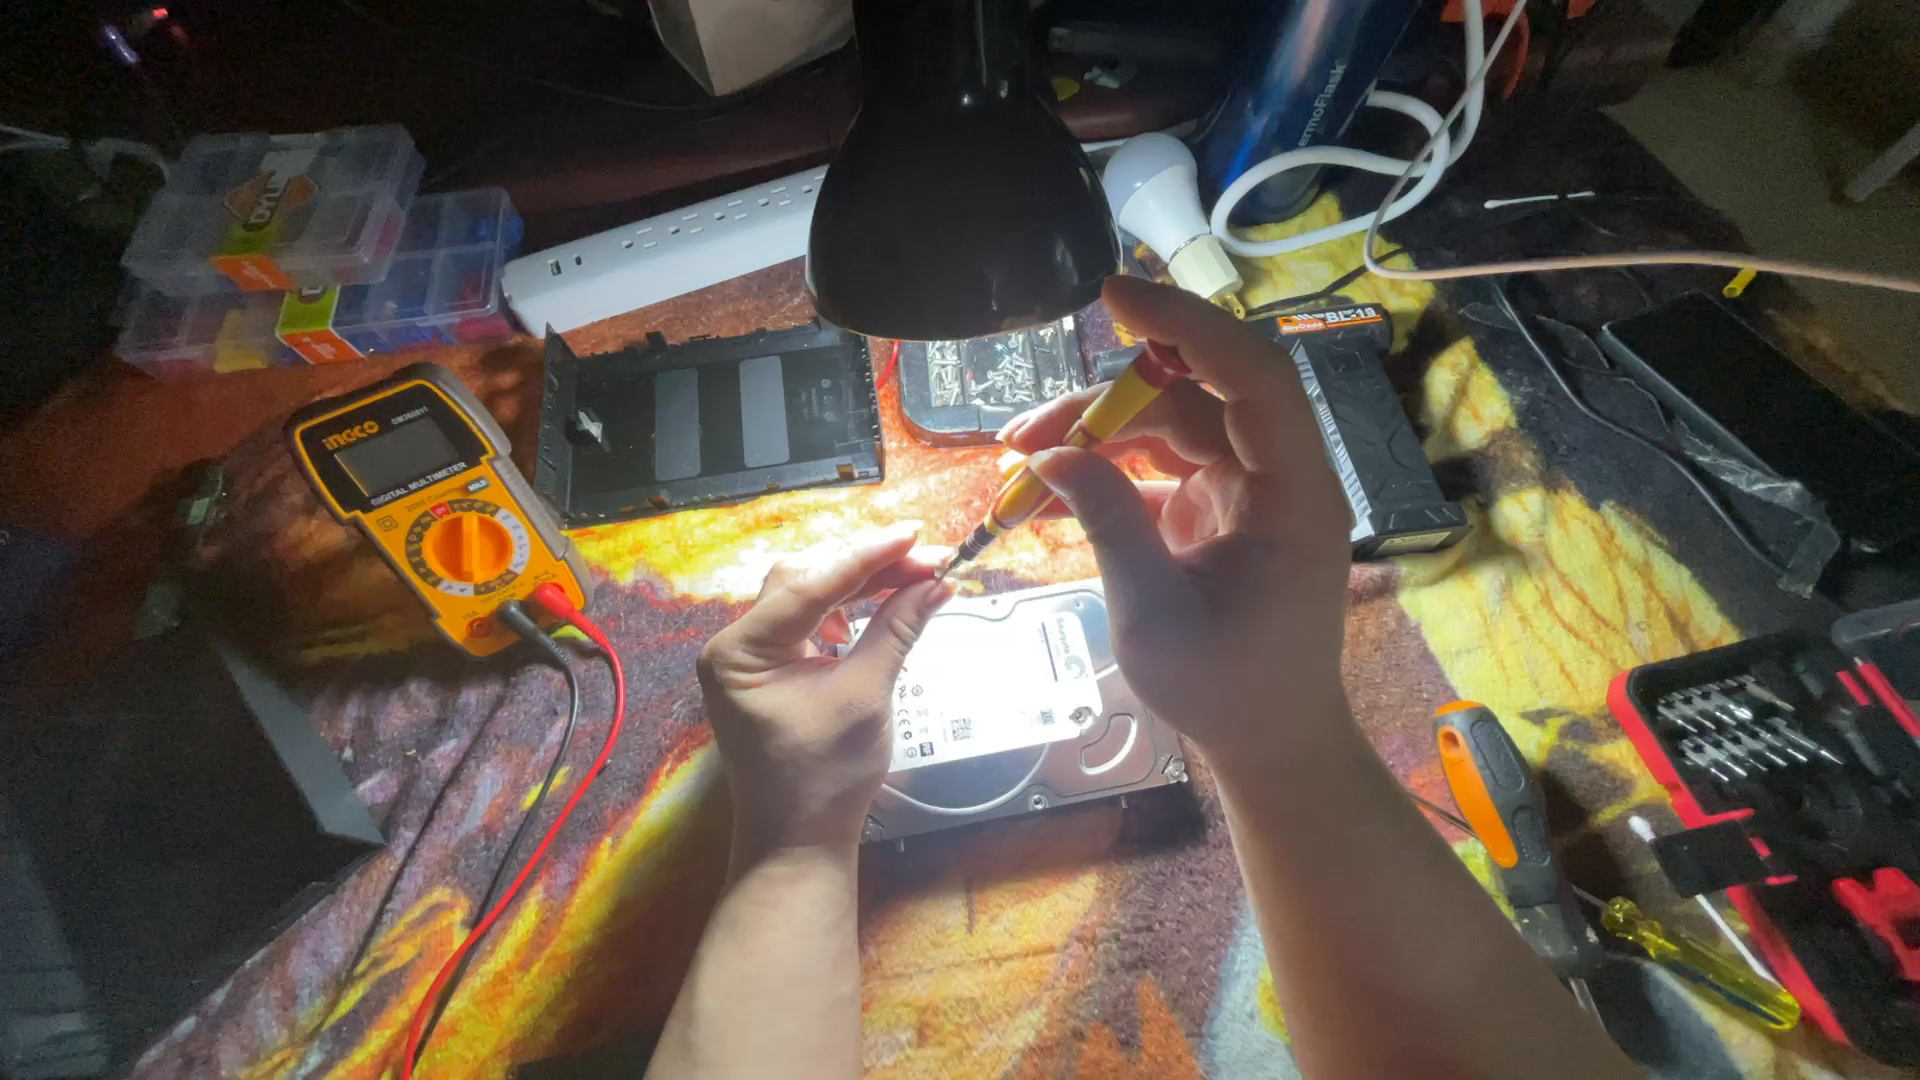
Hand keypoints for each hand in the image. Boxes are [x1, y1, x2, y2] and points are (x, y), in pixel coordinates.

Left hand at [697, 524, 954, 853]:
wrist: (798, 840)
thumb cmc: (825, 778)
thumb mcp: (866, 695)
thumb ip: (897, 630)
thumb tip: (938, 581)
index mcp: (741, 649)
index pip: (810, 583)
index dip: (867, 555)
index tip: (914, 535)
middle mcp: (736, 641)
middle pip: (805, 578)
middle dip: (868, 566)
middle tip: (926, 559)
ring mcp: (751, 653)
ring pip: (808, 591)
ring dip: (860, 582)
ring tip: (911, 577)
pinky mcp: (771, 664)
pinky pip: (808, 617)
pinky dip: (845, 606)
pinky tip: (874, 610)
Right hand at [1001, 276, 1352, 759]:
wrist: (1267, 737)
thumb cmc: (1225, 688)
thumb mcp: (1153, 611)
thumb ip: (1108, 521)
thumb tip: (1052, 455)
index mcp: (1292, 492)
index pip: (1249, 375)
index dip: (1185, 324)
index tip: (1113, 296)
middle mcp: (1275, 473)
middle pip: (1189, 398)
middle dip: (1100, 405)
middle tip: (1021, 435)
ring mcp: (1244, 488)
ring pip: (1164, 428)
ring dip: (1092, 439)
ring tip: (1020, 466)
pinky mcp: (1216, 506)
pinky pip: (1156, 467)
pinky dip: (1105, 472)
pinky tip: (1050, 492)